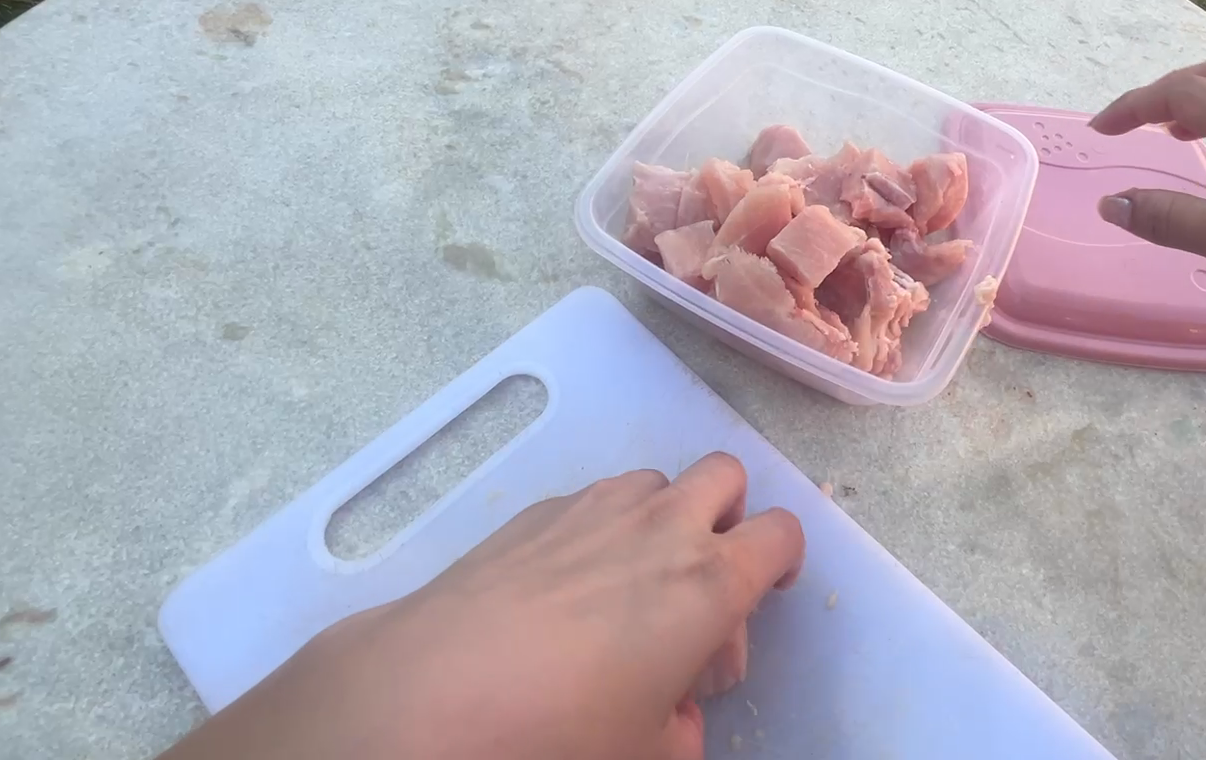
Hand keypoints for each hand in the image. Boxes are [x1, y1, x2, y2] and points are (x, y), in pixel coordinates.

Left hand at [162, 452, 804, 759]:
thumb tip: (674, 710)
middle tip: (696, 578)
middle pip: (726, 474)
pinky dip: (602, 526)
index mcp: (707, 584)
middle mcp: (662, 526)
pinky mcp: (540, 509)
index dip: (782, 559)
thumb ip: (682, 729)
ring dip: (661, 518)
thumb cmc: (556, 742)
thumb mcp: (645, 757)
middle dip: (728, 514)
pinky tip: (558, 588)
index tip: (760, 594)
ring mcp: (598, 506)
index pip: (781, 535)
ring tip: (622, 585)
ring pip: (658, 479)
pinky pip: (596, 497)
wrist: (423, 706)